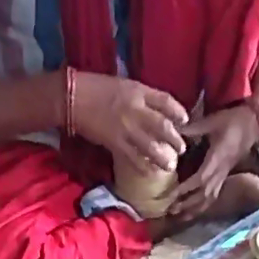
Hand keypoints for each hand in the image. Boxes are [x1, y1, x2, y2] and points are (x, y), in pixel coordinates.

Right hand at [72, 72, 187, 174]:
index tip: (185, 120)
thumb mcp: (124, 85)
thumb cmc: (96, 88)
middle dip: (175, 139)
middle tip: (182, 149)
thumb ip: (141, 97)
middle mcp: (136, 110)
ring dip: (163, 157)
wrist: (72, 97)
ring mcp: (126, 128)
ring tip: (171, 166)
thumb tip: (156, 111)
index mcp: (138, 91)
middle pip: (162, 126)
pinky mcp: (115, 143)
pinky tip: (150, 173)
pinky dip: (143, 166)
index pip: (165, 101)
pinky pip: (133, 158)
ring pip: (151, 146)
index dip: (178, 111)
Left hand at [167, 103, 258, 218]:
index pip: (200, 179)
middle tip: (171, 210)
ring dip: (194, 210)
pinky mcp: (224, 178)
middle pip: (203, 195)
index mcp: (217, 159)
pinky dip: (202, 207)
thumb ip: (194, 128)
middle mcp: (220, 172)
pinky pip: (213, 197)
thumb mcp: (212, 121)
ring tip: (179, 217)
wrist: (253, 124)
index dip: (186, 189)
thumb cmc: (233, 120)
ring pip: (208, 199)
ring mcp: (223, 176)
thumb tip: (174, 132)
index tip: (172, 195)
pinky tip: (192, 212)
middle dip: (187, 204)